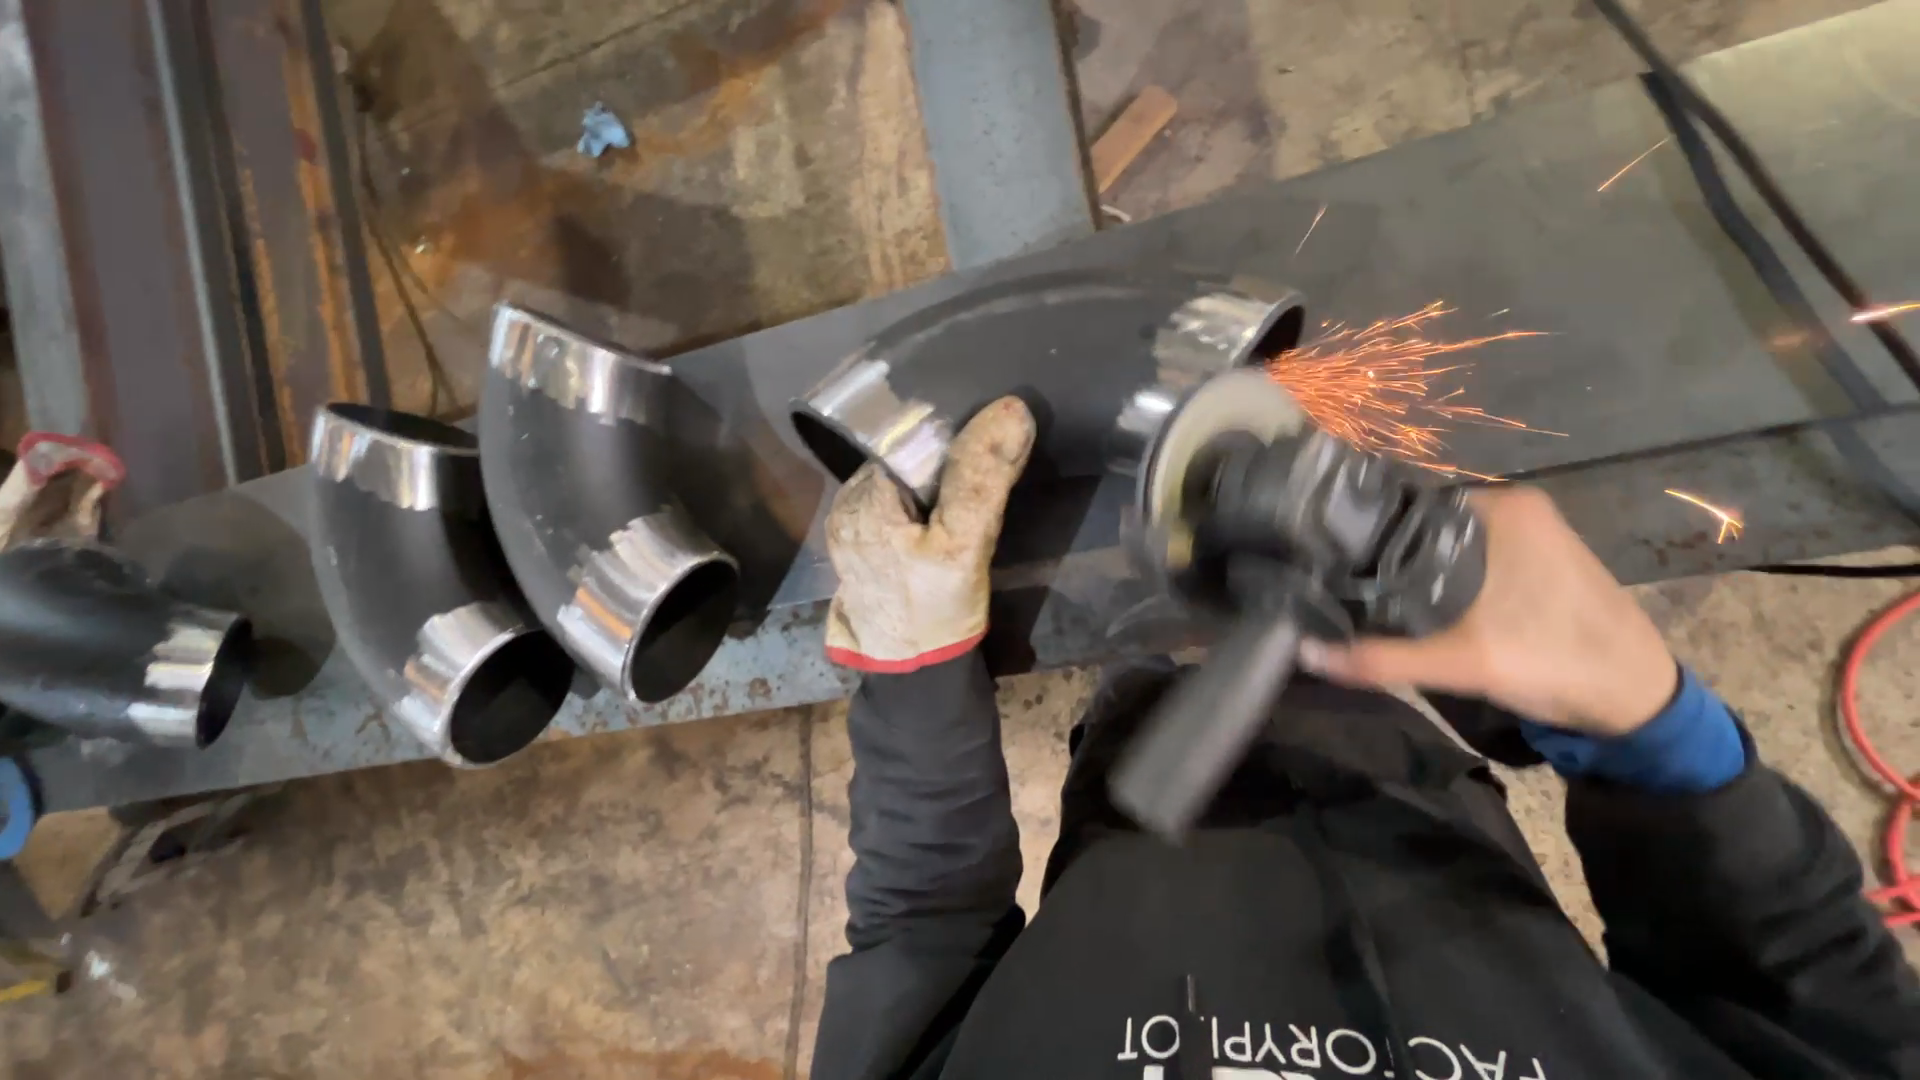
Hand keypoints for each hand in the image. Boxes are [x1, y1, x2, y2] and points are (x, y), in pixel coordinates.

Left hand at [824, 397, 1035, 672]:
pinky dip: (917, 518)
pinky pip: (892, 518)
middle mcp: (844, 510)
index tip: (979, 462)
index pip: (907, 442)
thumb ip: (982, 477)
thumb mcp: (965, 542)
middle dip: (939, 472)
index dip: (948, 444)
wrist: (914, 679)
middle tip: (974, 498)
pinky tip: (938, 539)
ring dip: (930, 496)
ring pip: (898, 492)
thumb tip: (1011, 410)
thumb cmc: (936, 610)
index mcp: (861, 498)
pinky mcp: (860, 558)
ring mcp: (848, 537)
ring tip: (960, 520)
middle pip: (902, 466)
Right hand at [1299, 486, 1678, 735]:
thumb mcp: (1462, 661)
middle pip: (1422, 525)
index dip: (1362, 534)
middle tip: (1334, 584)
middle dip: (1382, 554)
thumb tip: (1305, 653)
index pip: (1406, 507)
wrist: (1639, 702)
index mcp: (1502, 507)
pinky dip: (1440, 577)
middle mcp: (1514, 508)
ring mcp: (1530, 533)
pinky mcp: (1536, 561)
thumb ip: (1380, 657)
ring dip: (1410, 568)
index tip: (1321, 561)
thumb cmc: (1557, 661)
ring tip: (1359, 593)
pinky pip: (1467, 558)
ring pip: (1444, 544)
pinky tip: (1413, 603)